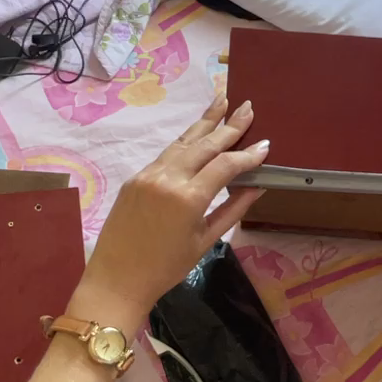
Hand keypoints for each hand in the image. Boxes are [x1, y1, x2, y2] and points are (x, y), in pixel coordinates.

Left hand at [72, 97, 269, 326]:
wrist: (117, 279)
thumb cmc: (166, 268)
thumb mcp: (205, 241)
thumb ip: (233, 210)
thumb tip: (257, 187)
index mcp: (188, 198)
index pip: (225, 166)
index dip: (247, 155)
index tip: (265, 145)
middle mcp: (168, 178)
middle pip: (204, 145)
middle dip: (228, 125)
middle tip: (248, 107)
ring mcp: (148, 175)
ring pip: (183, 142)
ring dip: (205, 123)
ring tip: (222, 102)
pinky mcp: (136, 178)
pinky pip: (166, 154)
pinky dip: (186, 142)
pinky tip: (198, 134)